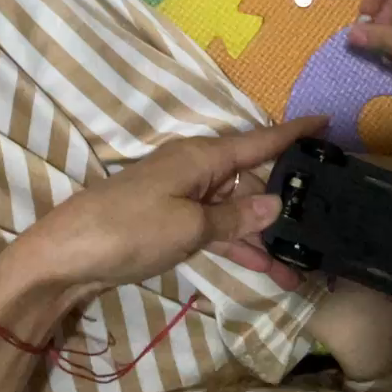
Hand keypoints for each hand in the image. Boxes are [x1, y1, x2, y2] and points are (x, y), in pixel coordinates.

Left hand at [2, 116, 327, 300]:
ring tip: (298, 268)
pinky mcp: (170, 221)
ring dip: (262, 236)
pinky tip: (263, 269)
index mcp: (202, 156)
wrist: (65, 257)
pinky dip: (236, 245)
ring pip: (235, 208)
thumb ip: (234, 217)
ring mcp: (183, 195)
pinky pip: (215, 227)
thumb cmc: (129, 230)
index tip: (325, 122)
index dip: (293, 133)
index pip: (258, 140)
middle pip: (250, 177)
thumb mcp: (188, 227)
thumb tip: (275, 202)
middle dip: (284, 201)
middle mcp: (196, 168)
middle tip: (322, 221)